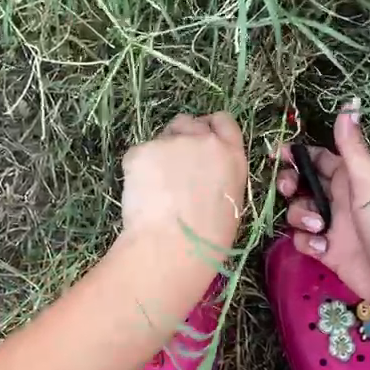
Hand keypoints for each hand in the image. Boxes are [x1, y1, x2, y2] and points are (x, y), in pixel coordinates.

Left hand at [119, 112, 248, 266]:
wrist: (172, 248)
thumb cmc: (209, 240)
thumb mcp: (231, 202)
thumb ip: (220, 174)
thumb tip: (203, 172)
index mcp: (231, 155)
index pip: (224, 121)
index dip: (211, 127)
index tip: (202, 138)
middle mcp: (203, 140)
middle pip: (190, 123)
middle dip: (183, 137)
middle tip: (174, 166)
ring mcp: (171, 142)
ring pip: (163, 137)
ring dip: (161, 151)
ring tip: (157, 185)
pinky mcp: (141, 150)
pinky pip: (139, 154)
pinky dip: (139, 169)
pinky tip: (142, 194)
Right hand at [276, 104, 369, 314]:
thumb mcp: (369, 180)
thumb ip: (351, 145)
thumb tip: (350, 103)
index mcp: (351, 176)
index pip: (317, 158)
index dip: (296, 154)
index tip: (275, 153)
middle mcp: (339, 198)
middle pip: (301, 184)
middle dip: (289, 185)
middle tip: (288, 189)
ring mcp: (332, 226)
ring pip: (298, 211)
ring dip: (300, 216)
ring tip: (319, 228)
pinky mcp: (327, 251)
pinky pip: (303, 240)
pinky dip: (307, 242)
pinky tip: (323, 248)